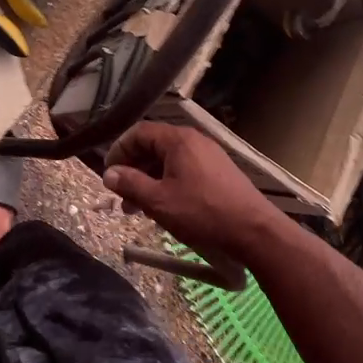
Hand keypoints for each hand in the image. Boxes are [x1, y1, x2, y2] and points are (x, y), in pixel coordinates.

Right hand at [102, 122, 283, 265]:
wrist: (254, 230)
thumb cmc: (202, 212)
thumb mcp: (160, 202)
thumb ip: (131, 184)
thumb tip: (108, 173)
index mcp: (178, 139)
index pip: (139, 132)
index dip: (119, 150)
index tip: (109, 174)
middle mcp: (193, 139)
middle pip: (154, 145)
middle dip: (134, 170)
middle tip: (121, 197)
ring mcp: (208, 154)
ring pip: (169, 160)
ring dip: (150, 180)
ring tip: (139, 209)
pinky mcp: (218, 171)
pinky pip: (185, 169)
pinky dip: (168, 183)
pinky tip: (165, 208)